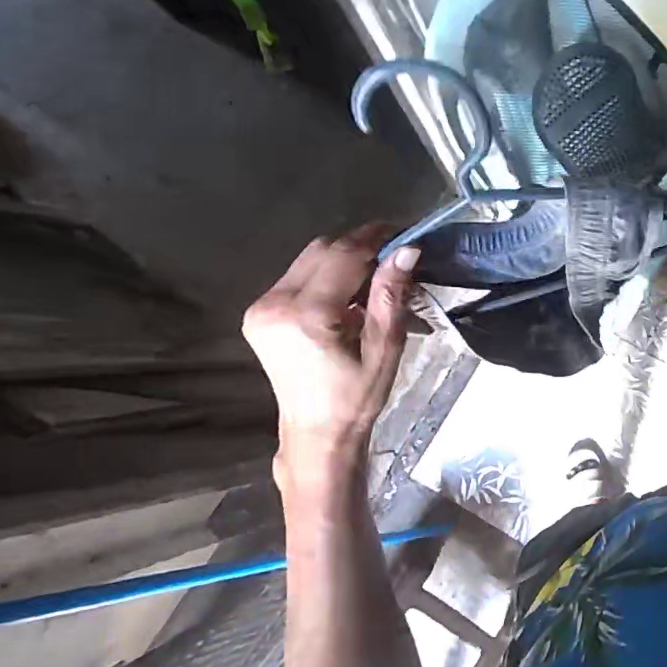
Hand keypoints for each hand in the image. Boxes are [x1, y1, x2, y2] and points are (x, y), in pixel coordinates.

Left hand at [243, 224, 417, 494]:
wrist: (316, 434)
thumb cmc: (356, 398)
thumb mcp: (383, 348)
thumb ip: (391, 295)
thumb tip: (407, 250)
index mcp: (306, 315)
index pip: (343, 255)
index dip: (374, 238)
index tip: (403, 232)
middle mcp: (274, 304)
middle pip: (322, 250)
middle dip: (360, 247)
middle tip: (393, 258)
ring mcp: (261, 308)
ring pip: (309, 259)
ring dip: (343, 260)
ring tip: (374, 280)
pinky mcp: (259, 313)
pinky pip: (298, 276)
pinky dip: (327, 275)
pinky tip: (348, 296)